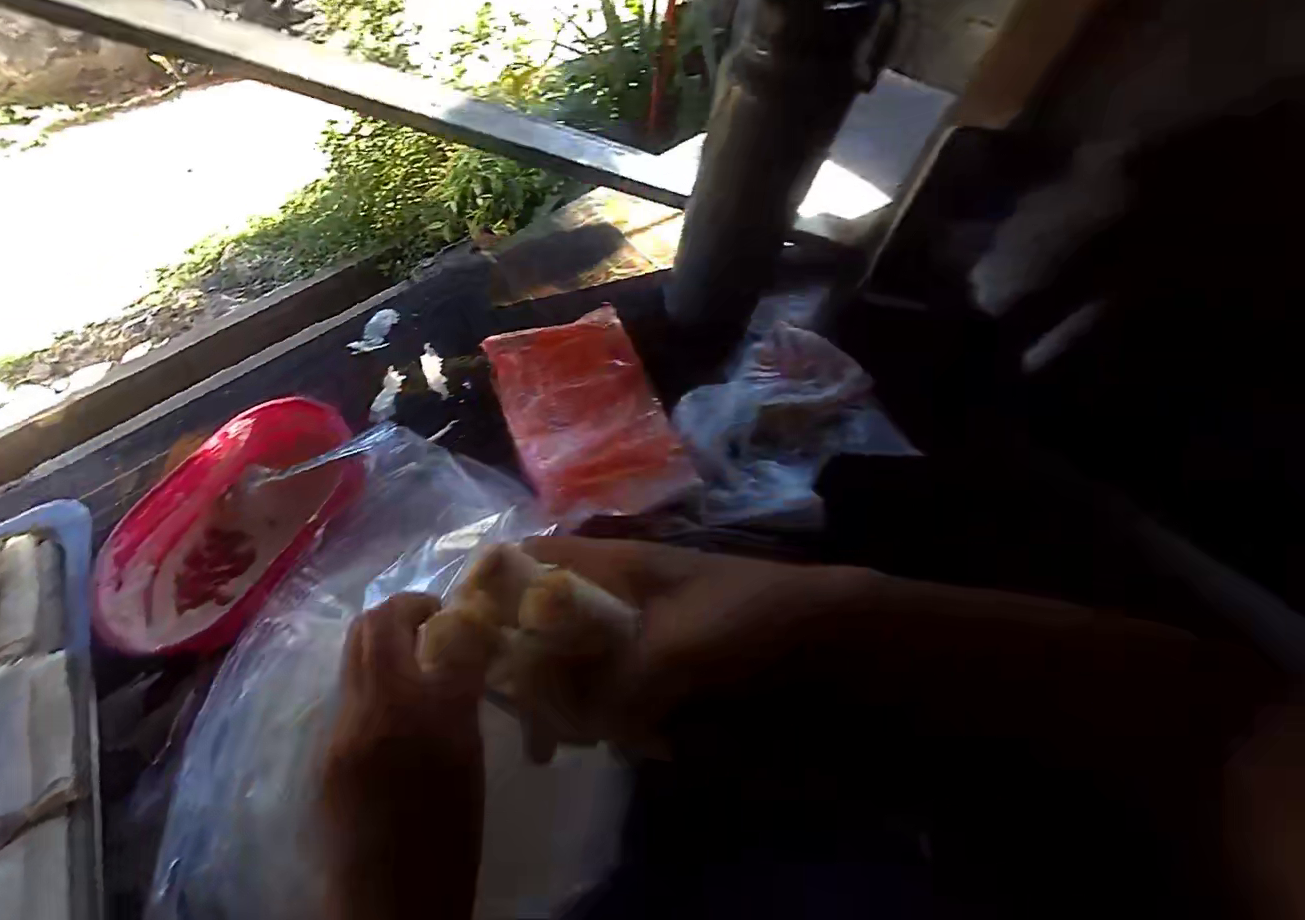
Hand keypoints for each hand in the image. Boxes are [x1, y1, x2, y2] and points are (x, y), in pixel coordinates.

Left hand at [320, 592, 486, 919]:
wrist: (390, 904)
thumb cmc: (447, 833)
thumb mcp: (468, 754)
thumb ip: (460, 688)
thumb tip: (459, 639)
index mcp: (422, 711)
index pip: (420, 626)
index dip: (430, 605)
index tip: (446, 613)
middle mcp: (373, 709)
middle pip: (371, 625)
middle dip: (397, 611)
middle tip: (426, 626)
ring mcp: (341, 728)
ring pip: (353, 652)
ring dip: (379, 639)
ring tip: (409, 657)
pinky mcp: (324, 749)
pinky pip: (346, 689)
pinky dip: (369, 676)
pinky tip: (389, 702)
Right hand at [517, 536, 876, 751]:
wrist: (841, 653)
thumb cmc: (756, 617)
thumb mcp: (688, 639)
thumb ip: (627, 675)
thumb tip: (580, 721)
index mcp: (613, 566)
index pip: (534, 560)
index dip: (495, 585)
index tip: (463, 630)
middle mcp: (613, 600)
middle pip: (541, 616)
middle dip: (515, 653)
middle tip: (497, 702)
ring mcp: (633, 643)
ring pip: (567, 662)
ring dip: (548, 694)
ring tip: (536, 738)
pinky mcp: (655, 684)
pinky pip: (603, 698)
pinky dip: (587, 718)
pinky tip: (578, 744)